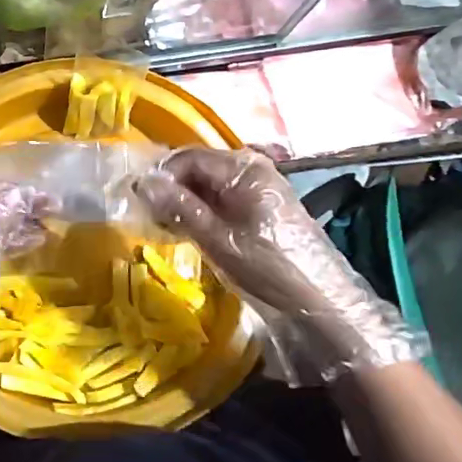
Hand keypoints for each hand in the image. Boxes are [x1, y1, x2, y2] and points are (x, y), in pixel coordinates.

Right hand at [136, 148, 424, 383]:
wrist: (322, 303)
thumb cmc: (268, 267)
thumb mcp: (218, 239)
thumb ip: (179, 207)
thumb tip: (141, 183)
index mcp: (243, 168)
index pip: (186, 158)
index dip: (160, 177)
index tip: (139, 202)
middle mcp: (251, 167)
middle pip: (197, 167)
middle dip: (171, 189)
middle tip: (150, 217)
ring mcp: (258, 186)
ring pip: (206, 184)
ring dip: (185, 201)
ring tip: (168, 227)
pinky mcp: (261, 205)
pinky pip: (221, 197)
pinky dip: (202, 210)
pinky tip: (191, 231)